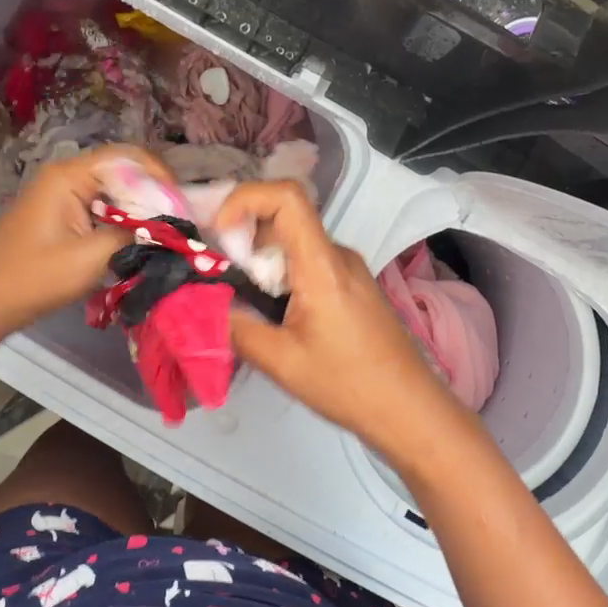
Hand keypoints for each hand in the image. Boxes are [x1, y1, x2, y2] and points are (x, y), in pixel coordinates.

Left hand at [0, 146, 171, 338]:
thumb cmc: (32, 278)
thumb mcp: (89, 259)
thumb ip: (133, 235)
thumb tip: (169, 226)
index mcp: (68, 176)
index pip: (126, 158)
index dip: (159, 176)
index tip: (182, 204)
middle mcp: (65, 176)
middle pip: (121, 171)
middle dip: (152, 193)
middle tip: (177, 221)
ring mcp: (60, 194)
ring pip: (112, 191)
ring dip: (137, 208)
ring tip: (163, 231)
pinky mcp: (59, 214)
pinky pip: (99, 206)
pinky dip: (120, 220)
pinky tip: (135, 241)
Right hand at [217, 182, 466, 454]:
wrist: (409, 409)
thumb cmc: (348, 384)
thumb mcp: (281, 362)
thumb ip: (235, 327)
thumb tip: (198, 302)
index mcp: (322, 263)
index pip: (287, 197)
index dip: (246, 198)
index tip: (219, 230)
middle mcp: (337, 254)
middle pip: (284, 217)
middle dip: (243, 235)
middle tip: (216, 271)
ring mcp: (347, 268)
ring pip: (293, 241)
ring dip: (260, 258)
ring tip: (238, 298)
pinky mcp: (350, 284)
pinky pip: (306, 260)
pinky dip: (279, 273)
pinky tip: (269, 311)